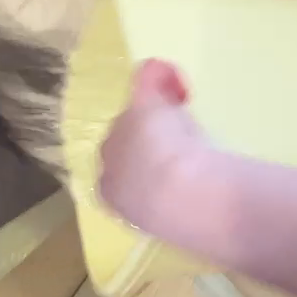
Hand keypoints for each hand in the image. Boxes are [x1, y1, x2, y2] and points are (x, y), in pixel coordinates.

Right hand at [97, 59, 216, 235]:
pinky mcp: (142, 103)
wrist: (180, 195)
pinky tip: (180, 84)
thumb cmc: (178, 217)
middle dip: (147, 140)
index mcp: (110, 192)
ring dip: (160, 116)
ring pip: (138, 113)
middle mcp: (108, 158)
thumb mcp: (163, 219)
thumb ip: (162, 207)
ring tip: (188, 127)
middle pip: (124, 139)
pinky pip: (147, 78)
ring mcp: (123, 126)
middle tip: (179, 149)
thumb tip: (170, 206)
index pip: (118, 172)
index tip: (164, 173)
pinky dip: (161, 76)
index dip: (141, 168)